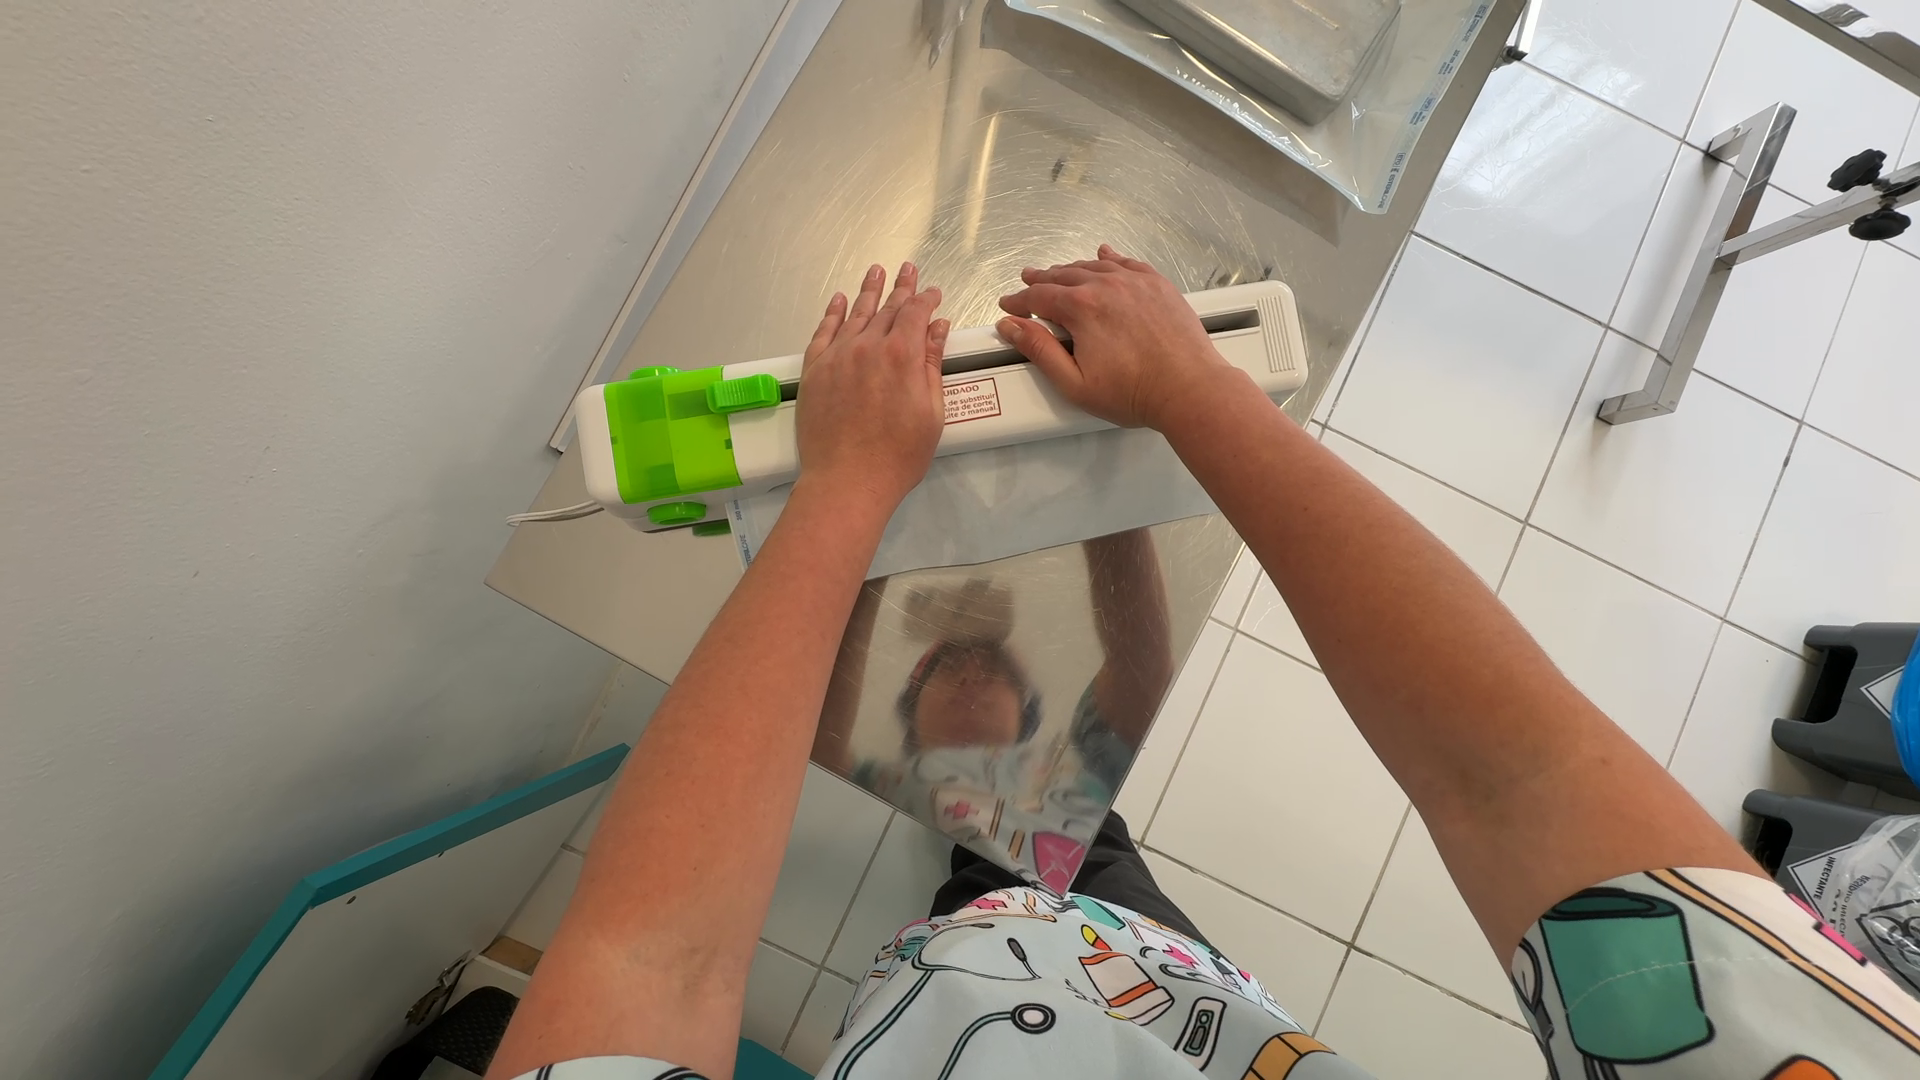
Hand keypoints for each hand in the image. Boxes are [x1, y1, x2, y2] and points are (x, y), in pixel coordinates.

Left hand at [795, 261, 949, 509]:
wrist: (847, 481)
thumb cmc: (898, 456)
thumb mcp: (931, 413)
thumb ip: (932, 366)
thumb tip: (937, 328)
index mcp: (901, 355)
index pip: (916, 314)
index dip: (926, 300)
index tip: (933, 293)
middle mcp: (867, 346)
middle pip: (887, 308)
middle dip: (900, 288)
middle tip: (907, 268)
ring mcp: (837, 356)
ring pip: (855, 313)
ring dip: (869, 291)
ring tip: (877, 271)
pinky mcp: (814, 370)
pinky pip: (823, 332)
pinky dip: (833, 313)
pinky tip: (840, 300)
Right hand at [996, 244, 1241, 429]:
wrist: (1188, 388)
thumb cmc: (1134, 392)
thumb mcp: (1074, 382)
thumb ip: (1040, 350)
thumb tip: (1012, 326)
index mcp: (1082, 308)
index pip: (1039, 296)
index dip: (1019, 301)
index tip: (1009, 306)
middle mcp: (1107, 285)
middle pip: (1063, 276)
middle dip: (1041, 280)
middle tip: (1027, 282)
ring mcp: (1135, 281)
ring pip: (1094, 266)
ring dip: (1071, 269)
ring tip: (1057, 273)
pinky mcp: (1158, 285)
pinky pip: (1127, 262)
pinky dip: (1110, 258)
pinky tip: (1104, 254)